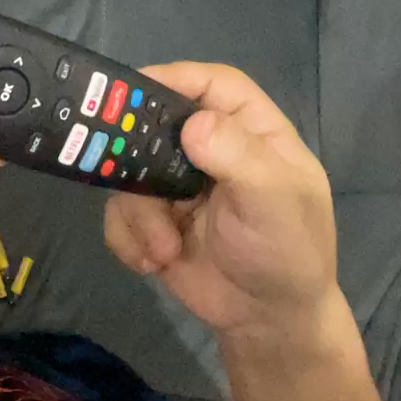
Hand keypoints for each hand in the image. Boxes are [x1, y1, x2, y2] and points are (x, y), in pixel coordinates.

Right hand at [103, 61, 341, 353]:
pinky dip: (128, 239)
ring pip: (130, 175)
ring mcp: (176, 184)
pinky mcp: (153, 219)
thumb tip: (192, 124)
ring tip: (163, 250)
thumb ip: (239, 158)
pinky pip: (119, 214)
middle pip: (156, 124)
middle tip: (113, 162)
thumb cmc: (286, 252)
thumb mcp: (275, 202)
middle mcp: (210, 151)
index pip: (213, 86)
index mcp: (251, 133)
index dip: (176, 78)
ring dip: (140, 216)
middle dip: (132, 149)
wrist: (268, 322)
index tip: (135, 89)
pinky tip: (152, 263)